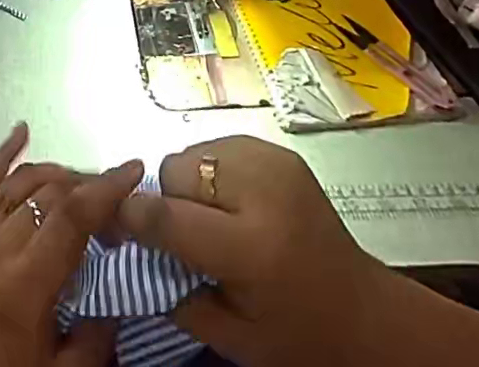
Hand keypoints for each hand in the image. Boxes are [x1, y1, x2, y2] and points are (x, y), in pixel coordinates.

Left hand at [0, 123, 142, 366]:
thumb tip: (118, 280)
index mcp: (25, 282)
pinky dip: (2, 156)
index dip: (108, 187)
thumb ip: (99, 326)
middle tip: (118, 208)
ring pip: (22, 183)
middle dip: (91, 189)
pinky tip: (21, 132)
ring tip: (85, 186)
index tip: (135, 169)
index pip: (73, 214)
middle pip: (52, 194)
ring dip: (58, 176)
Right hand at [118, 136, 405, 366]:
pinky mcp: (280, 151)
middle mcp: (263, 190)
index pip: (169, 215)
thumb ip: (171, 288)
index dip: (133, 215)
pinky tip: (233, 202)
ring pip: (194, 151)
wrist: (365, 311)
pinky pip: (219, 146)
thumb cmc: (298, 334)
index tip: (113, 220)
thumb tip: (127, 244)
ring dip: (191, 182)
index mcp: (252, 246)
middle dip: (170, 199)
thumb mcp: (230, 334)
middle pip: (177, 169)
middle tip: (187, 234)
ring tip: (214, 218)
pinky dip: (212, 171)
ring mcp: (274, 162)